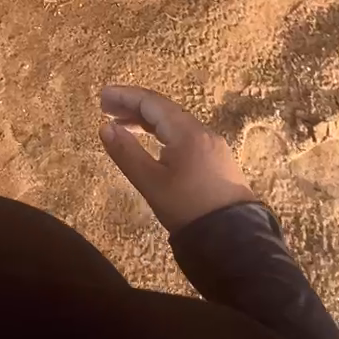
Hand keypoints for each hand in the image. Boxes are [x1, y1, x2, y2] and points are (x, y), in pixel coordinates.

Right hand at [98, 85, 257, 230]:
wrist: (236, 242)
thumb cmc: (188, 207)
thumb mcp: (151, 182)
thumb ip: (126, 152)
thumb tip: (105, 127)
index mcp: (186, 132)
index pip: (151, 102)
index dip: (124, 96)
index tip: (102, 96)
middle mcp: (202, 132)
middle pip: (163, 109)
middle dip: (133, 106)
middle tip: (106, 109)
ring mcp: (212, 146)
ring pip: (174, 122)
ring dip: (146, 120)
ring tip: (121, 125)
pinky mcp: (217, 160)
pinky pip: (184, 135)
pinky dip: (161, 132)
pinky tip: (151, 142)